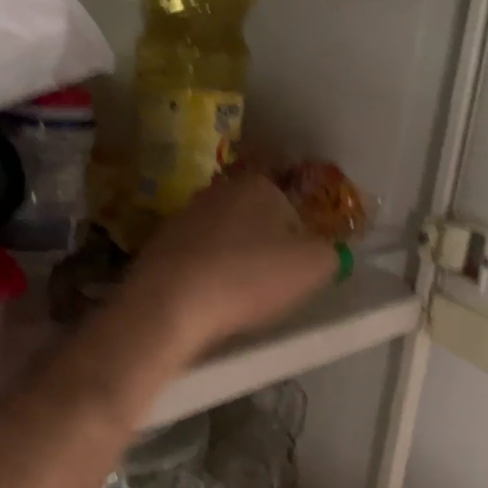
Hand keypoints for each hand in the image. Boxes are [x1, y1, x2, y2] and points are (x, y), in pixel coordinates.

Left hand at [117, 174, 337, 353]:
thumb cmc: (249, 276)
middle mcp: (218, 190)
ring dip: (234, 259)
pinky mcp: (158, 245)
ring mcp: (184, 215)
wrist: (170, 303)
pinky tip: (210, 300)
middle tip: (274, 281)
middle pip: (255, 217)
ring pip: (223, 236)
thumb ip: (329, 252)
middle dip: (266, 244)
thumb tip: (325, 250)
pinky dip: (206, 275)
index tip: (299, 264)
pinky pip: (196, 257)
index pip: (290, 200)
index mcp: (258, 183)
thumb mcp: (313, 266)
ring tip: (240, 296)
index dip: (299, 233)